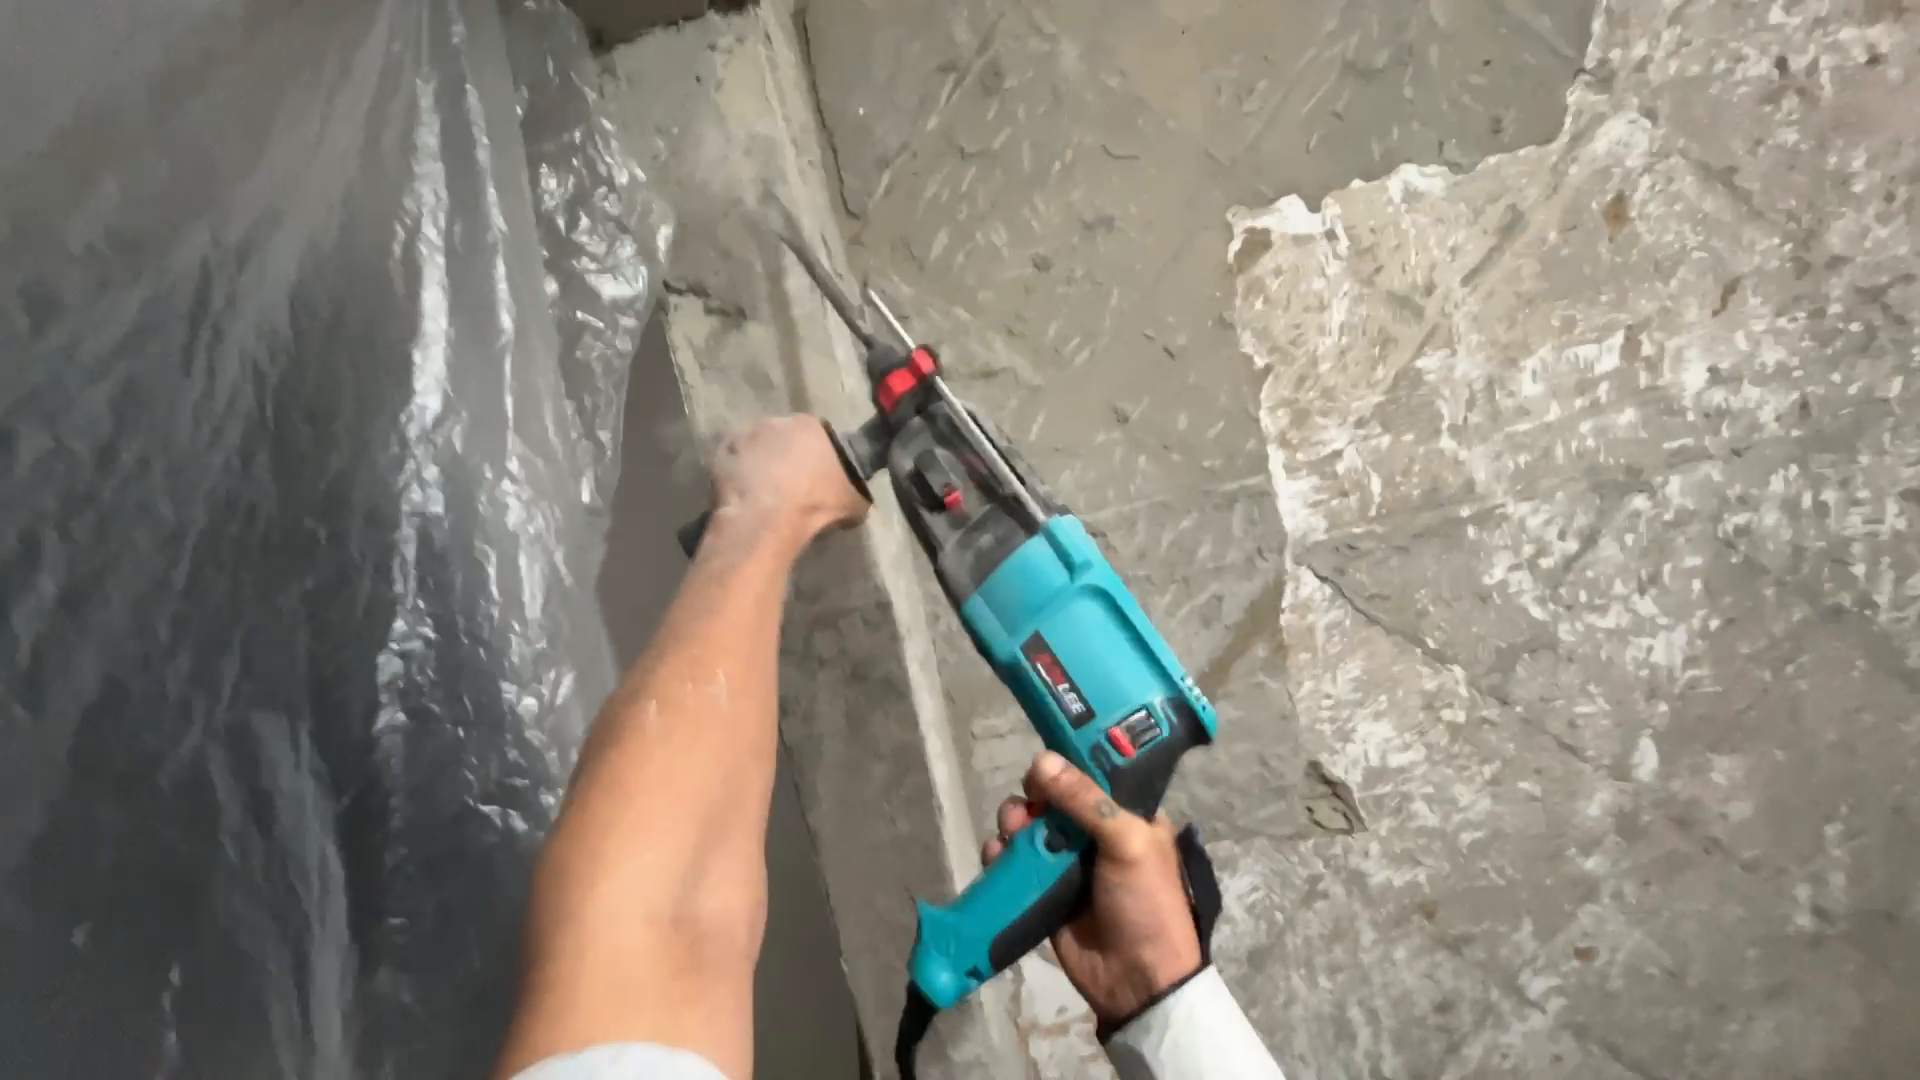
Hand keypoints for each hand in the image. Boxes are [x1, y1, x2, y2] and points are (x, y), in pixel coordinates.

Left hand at [711, 415, 868, 541]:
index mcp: (809, 425)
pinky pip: (732, 463)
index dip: (818, 455)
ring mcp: (743, 436)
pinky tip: (745, 496)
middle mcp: (774, 421)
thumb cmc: (814, 506)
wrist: (766, 522)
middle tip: (791, 483)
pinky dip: (737, 475)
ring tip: (765, 491)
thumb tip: (856, 500)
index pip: (817, 434)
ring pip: (756, 447)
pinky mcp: (719, 455)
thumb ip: (856, 494)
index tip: (818, 476)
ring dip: (760, 463)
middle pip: (783, 437)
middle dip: (786, 455)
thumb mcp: (853, 504)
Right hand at [981, 751, 1202, 1028]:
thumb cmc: (1145, 901)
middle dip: (1032, 795)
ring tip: (1012, 834)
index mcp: (1124, 812)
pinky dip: (1000, 853)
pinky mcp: (1042, 887)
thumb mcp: (1126, 841)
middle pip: (1050, 795)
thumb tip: (1040, 760)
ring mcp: (1065, 859)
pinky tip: (997, 856)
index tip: (1043, 762)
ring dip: (1013, 822)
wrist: (1137, 980)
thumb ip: (1084, 800)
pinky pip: (1013, 859)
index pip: (1089, 771)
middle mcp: (1093, 829)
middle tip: (1029, 807)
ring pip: (1027, 824)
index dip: (1065, 762)